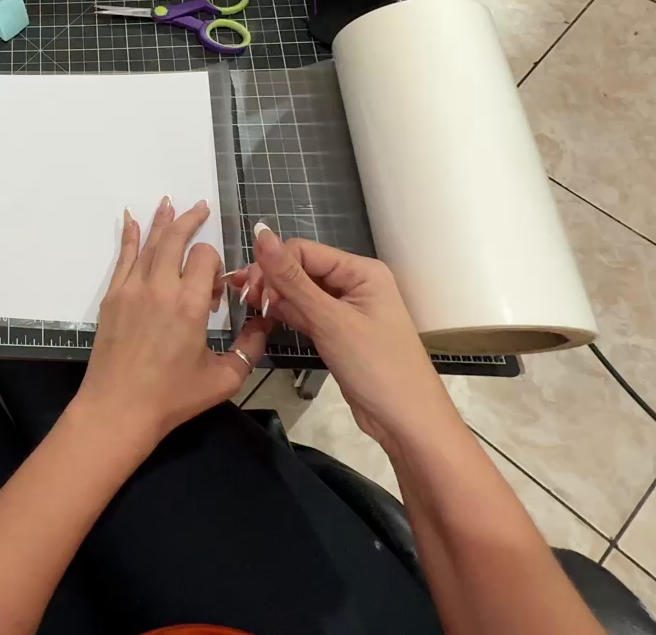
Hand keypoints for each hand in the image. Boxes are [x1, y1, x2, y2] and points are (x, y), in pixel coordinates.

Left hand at [74, 199, 272, 452]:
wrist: (118, 407)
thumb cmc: (173, 397)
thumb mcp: (223, 378)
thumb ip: (248, 348)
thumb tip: (266, 323)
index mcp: (189, 305)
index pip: (204, 258)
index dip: (215, 265)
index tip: (216, 290)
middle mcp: (159, 287)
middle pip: (175, 239)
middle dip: (189, 220)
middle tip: (200, 206)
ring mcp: (131, 289)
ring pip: (148, 244)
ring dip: (161, 221)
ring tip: (169, 202)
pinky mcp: (112, 296)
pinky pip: (123, 258)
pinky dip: (129, 237)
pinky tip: (132, 221)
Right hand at [237, 227, 460, 452]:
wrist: (408, 424)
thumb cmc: (375, 366)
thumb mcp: (329, 320)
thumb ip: (291, 278)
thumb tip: (260, 232)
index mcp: (360, 271)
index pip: (302, 251)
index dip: (274, 266)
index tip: (254, 293)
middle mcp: (354, 282)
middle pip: (299, 268)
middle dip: (272, 281)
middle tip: (248, 301)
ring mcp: (346, 307)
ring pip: (299, 290)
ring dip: (275, 297)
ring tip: (252, 309)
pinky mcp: (338, 330)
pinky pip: (304, 311)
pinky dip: (285, 313)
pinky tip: (266, 318)